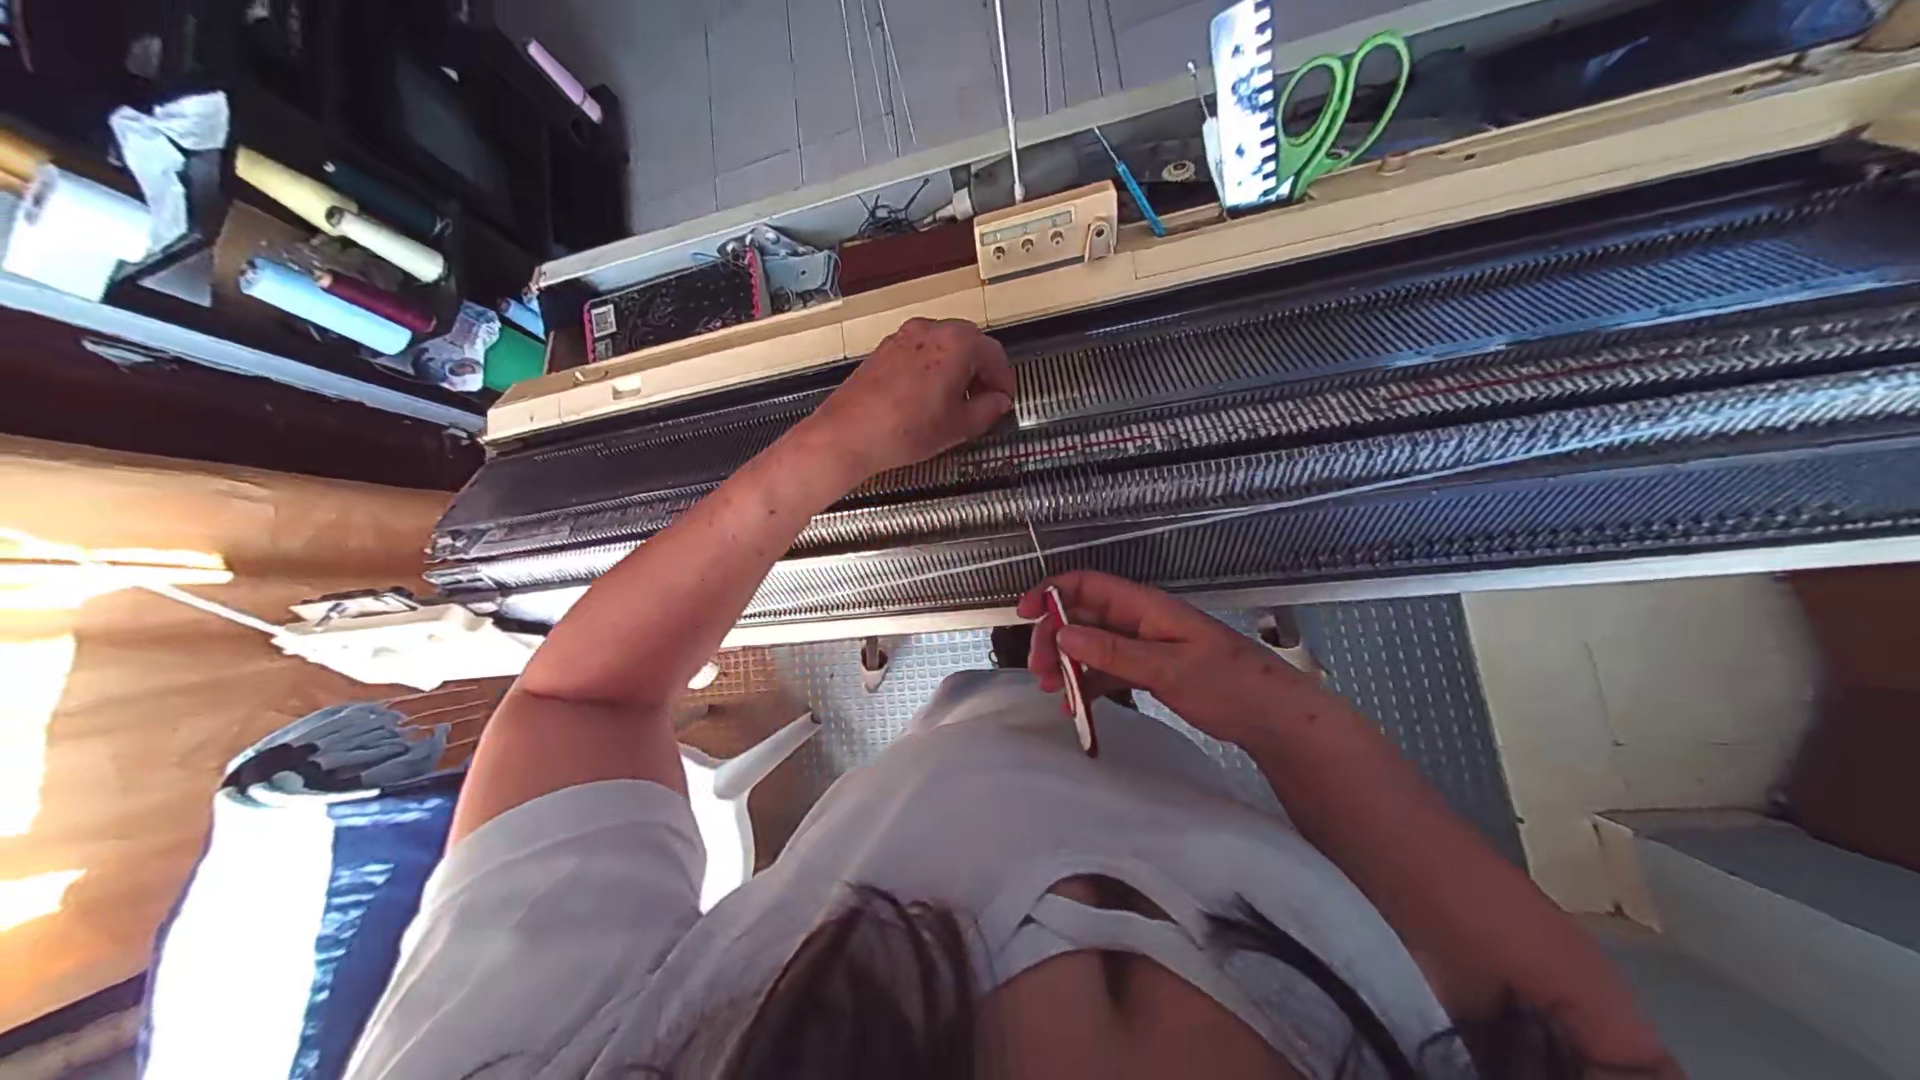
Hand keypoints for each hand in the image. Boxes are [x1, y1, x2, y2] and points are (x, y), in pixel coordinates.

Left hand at [793, 318, 1015, 481]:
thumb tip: (997, 403)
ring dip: (958, 369)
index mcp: (955, 343)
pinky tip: (930, 399)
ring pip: (944, 346)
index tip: (1004, 398)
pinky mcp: (885, 350)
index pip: (995, 355)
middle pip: (971, 344)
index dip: (1004, 381)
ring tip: (957, 403)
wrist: (849, 434)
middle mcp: (929, 331)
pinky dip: (934, 369)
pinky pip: (921, 353)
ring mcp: (904, 338)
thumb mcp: (958, 427)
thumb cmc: (897, 428)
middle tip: (987, 399)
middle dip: (982, 372)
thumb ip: (988, 410)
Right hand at [1016, 571, 1349, 747]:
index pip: (1087, 585)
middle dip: (1053, 638)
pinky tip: (1075, 703)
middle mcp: (1139, 621)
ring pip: (1089, 645)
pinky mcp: (1147, 670)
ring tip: (1052, 689)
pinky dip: (1086, 683)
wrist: (1272, 717)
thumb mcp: (1169, 668)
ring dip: (1066, 664)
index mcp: (1145, 607)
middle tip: (1039, 669)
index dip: (1051, 592)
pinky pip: (1105, 670)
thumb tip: (1066, 634)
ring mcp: (1142, 646)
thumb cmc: (1232, 683)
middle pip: (1081, 616)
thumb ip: (1114, 652)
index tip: (1025, 612)